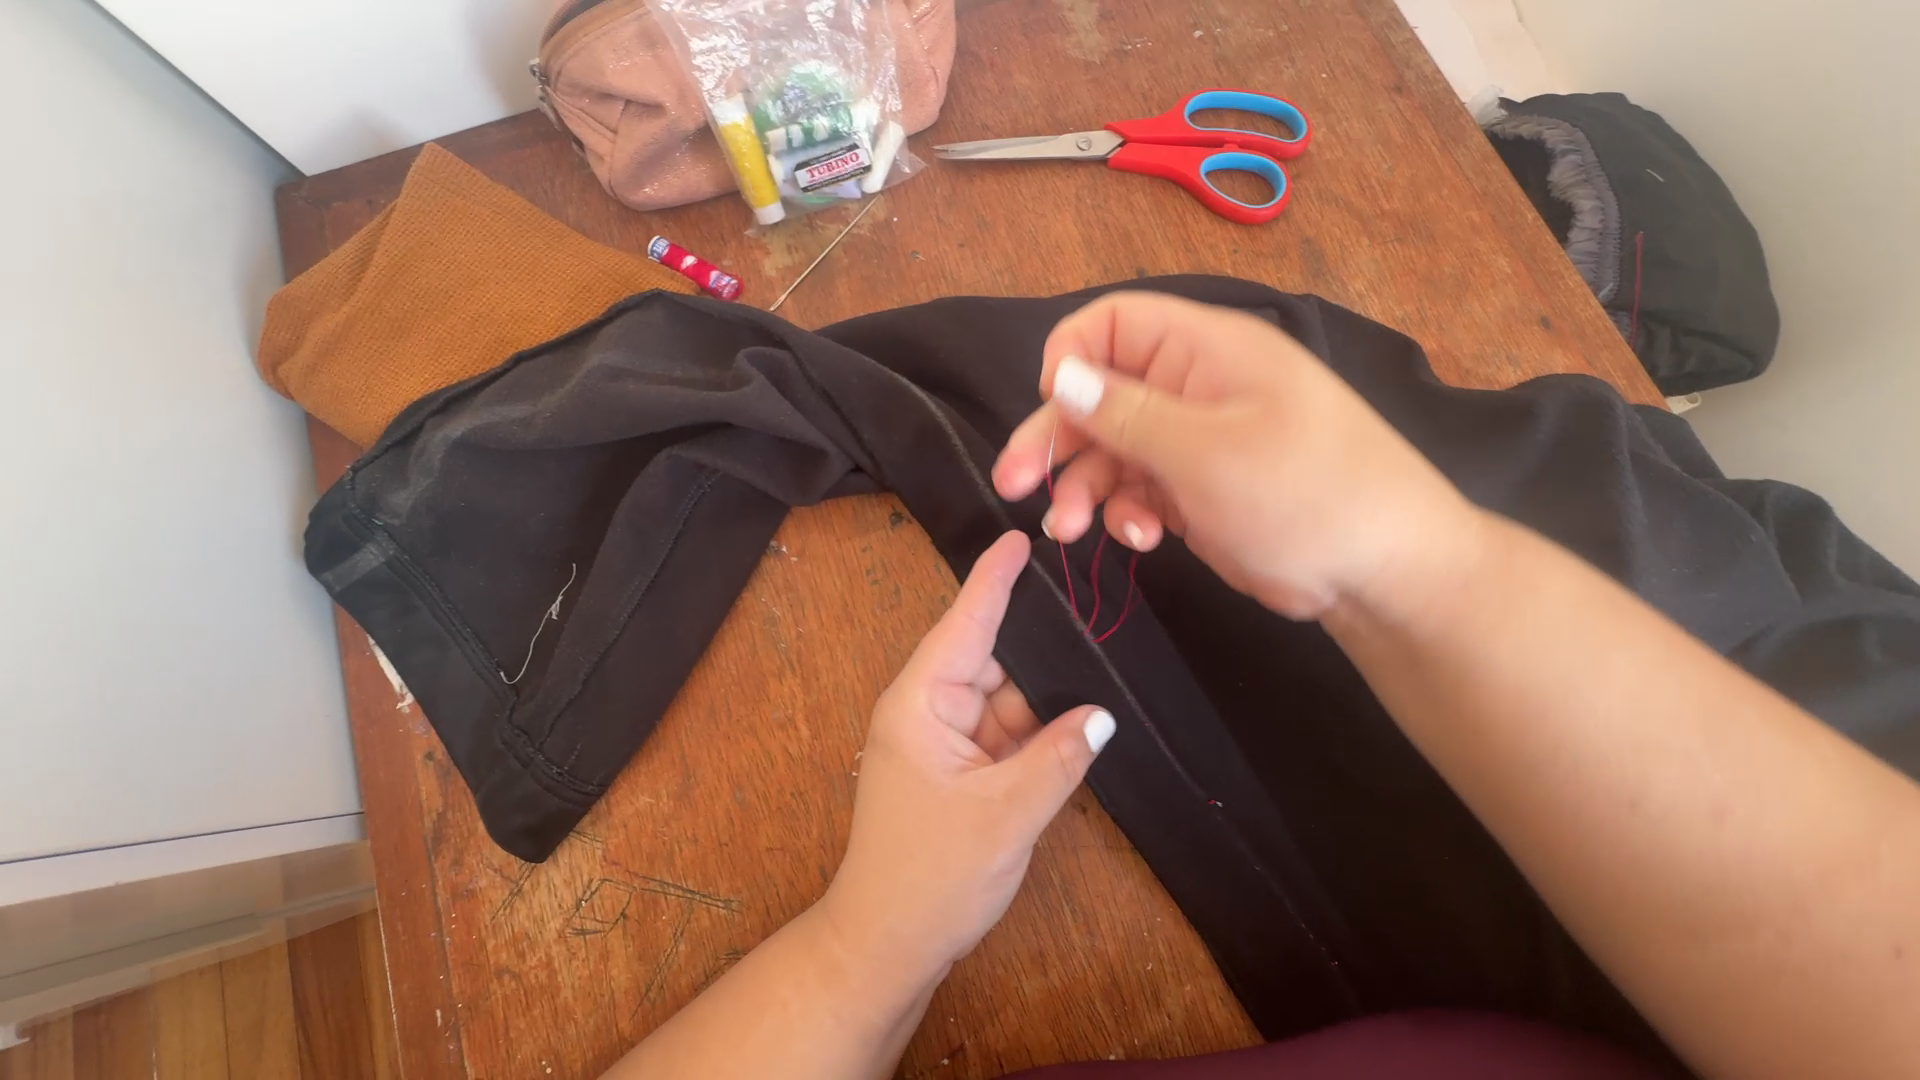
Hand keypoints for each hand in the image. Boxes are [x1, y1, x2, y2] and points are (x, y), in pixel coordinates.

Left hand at [820, 531, 1115, 976]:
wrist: (890, 944)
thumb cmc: (931, 876)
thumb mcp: (1006, 815)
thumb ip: (1059, 758)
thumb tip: (1104, 715)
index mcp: (920, 703)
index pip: (965, 624)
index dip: (994, 580)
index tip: (1021, 537)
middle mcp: (929, 709)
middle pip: (993, 658)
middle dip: (1041, 649)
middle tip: (1095, 616)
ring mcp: (946, 738)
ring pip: (1006, 696)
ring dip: (1045, 699)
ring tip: (1098, 677)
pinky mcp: (961, 766)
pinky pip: (1007, 730)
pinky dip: (1038, 731)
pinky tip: (1078, 724)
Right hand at [991, 292, 1480, 619]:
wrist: (1379, 571)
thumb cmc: (1303, 494)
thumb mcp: (1206, 452)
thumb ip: (1126, 413)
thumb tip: (1060, 374)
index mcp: (1202, 351)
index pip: (1111, 324)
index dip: (1070, 358)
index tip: (1050, 408)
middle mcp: (1191, 387)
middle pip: (1098, 396)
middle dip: (1056, 440)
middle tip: (1013, 486)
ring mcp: (1193, 441)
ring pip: (1111, 450)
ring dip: (1086, 487)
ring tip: (1070, 530)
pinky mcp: (1194, 488)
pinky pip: (1139, 489)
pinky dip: (1128, 512)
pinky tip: (1141, 539)